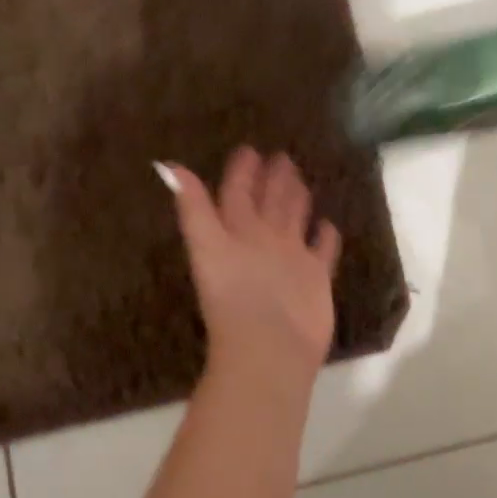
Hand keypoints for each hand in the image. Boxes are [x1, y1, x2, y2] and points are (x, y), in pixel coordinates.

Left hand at [158, 147, 340, 382]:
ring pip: (293, 221)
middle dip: (272, 180)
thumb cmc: (235, 296)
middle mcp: (261, 242)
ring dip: (295, 200)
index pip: (236, 195)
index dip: (241, 173)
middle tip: (281, 156)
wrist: (268, 348)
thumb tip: (168, 166)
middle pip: (267, 204)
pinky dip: (325, 238)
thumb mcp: (208, 245)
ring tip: (300, 178)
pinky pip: (322, 252)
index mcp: (236, 233)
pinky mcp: (314, 278)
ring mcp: (289, 260)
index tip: (248, 150)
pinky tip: (328, 224)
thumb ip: (193, 207)